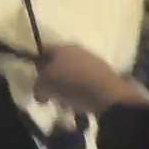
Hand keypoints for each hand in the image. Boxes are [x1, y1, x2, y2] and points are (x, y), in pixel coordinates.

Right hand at [34, 44, 148, 115]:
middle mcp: (75, 48)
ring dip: (70, 84)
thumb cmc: (72, 85)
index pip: (43, 53)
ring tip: (69, 101)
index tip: (38, 82)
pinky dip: (84, 89)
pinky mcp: (107, 74)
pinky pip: (89, 80)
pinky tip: (83, 101)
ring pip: (75, 71)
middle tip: (53, 93)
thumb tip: (39, 93)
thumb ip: (38, 87)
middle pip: (60, 62)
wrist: (109, 95)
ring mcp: (93, 60)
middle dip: (56, 77)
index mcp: (59, 46)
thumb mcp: (46, 87)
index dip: (38, 67)